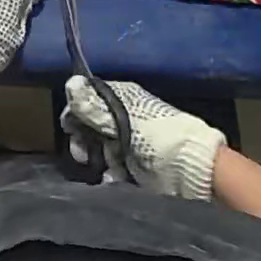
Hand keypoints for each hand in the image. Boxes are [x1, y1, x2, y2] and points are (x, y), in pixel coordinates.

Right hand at [60, 77, 222, 198]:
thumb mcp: (122, 119)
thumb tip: (70, 83)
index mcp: (121, 98)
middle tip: (82, 155)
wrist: (191, 169)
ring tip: (108, 168)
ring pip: (97, 147)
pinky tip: (115, 177)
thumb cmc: (157, 138)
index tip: (69, 129)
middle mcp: (122, 116)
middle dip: (83, 141)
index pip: (86, 100)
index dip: (75, 114)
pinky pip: (111, 164)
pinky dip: (110, 172)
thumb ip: (92, 106)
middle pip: (89, 125)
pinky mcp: (133, 162)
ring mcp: (128, 140)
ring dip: (98, 158)